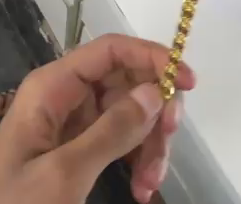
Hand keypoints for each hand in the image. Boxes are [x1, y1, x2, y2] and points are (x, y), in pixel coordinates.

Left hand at [0, 36, 194, 203]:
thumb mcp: (63, 173)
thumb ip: (110, 131)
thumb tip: (154, 91)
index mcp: (52, 86)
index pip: (109, 50)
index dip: (151, 57)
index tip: (188, 83)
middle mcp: (62, 97)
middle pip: (124, 84)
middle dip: (153, 113)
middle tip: (168, 146)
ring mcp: (69, 127)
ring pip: (126, 116)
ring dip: (147, 145)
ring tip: (149, 186)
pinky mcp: (73, 155)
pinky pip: (115, 144)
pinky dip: (135, 162)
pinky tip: (141, 190)